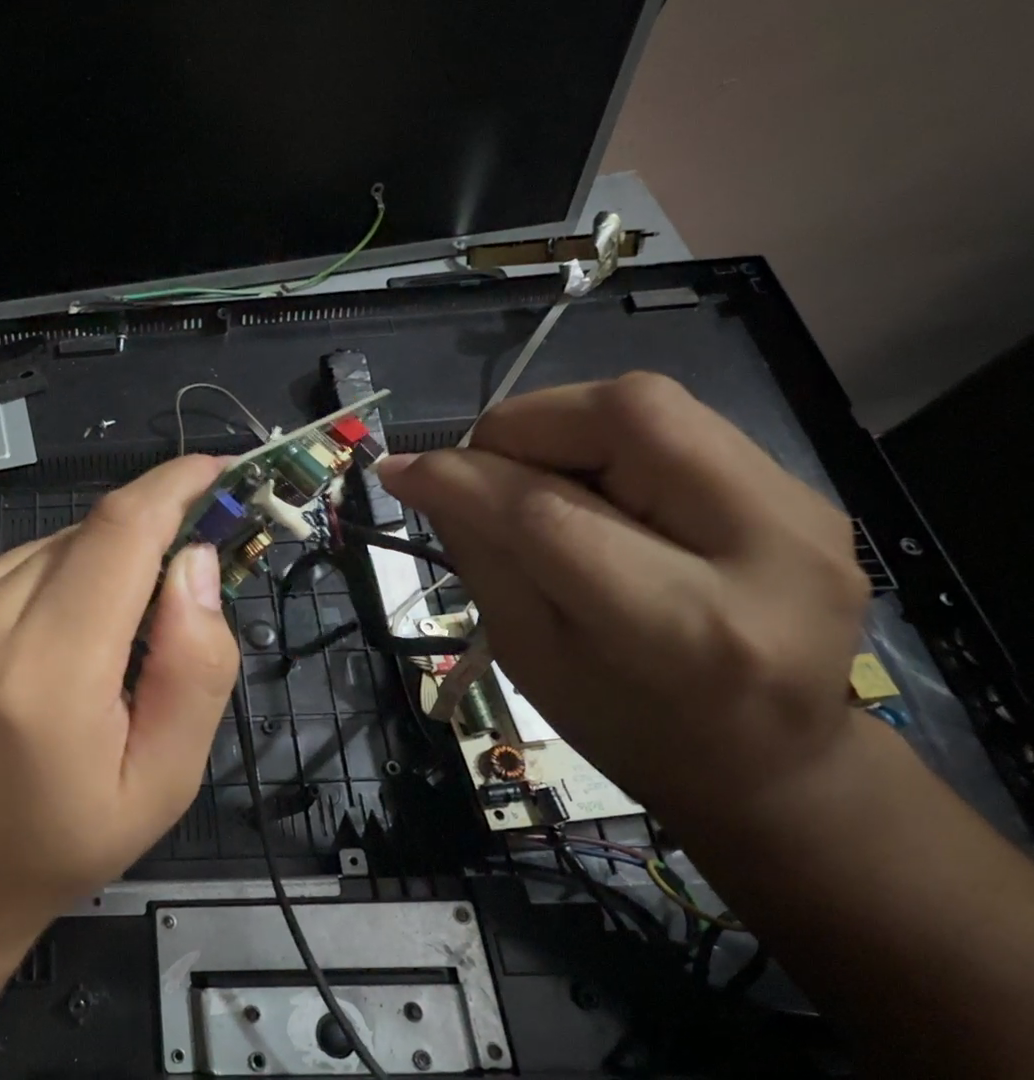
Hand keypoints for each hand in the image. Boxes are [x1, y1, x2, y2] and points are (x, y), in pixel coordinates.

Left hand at [0, 455, 237, 948]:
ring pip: (47, 548)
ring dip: (93, 573)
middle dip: (144, 546)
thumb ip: (194, 666)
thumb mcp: (165, 778)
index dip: (175, 489)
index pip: (119, 534)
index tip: (219, 472)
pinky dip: (47, 587)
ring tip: (101, 647)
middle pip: (86, 537)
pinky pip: (7, 568)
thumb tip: (194, 561)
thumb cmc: (64, 838)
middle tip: (177, 592)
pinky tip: (47, 647)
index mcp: (44, 675)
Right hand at [379, 373, 870, 822]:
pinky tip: (590, 489)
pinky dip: (607, 442)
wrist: (774, 761)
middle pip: (631, 416)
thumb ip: (486, 555)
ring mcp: (803, 511)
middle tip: (481, 468)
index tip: (397, 472)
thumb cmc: (627, 727)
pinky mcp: (806, 493)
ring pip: (657, 405)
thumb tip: (427, 476)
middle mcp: (768, 551)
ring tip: (531, 479)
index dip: (462, 479)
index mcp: (686, 628)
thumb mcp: (533, 656)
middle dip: (527, 424)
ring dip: (564, 427)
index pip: (551, 515)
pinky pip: (682, 426)